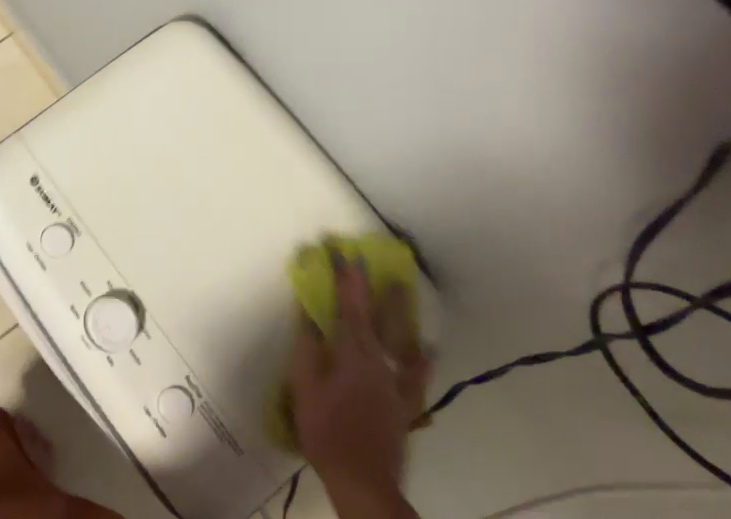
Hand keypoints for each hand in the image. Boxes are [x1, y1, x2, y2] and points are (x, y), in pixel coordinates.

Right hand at [287, 256, 429, 507]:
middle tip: (370, 261)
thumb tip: (308, 314)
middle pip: (376, 318)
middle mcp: (379, 362)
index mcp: (353, 355)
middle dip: (370, 288)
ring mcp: (396, 383)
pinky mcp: (404, 403)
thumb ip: (308, 348)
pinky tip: (426, 349)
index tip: (343, 252)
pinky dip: (420, 359)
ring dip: (398, 311)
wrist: (362, 478)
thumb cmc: (325, 430)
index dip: (346, 280)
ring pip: (399, 339)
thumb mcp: (304, 388)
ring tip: (401, 287)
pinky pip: (416, 376)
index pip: (349, 308)